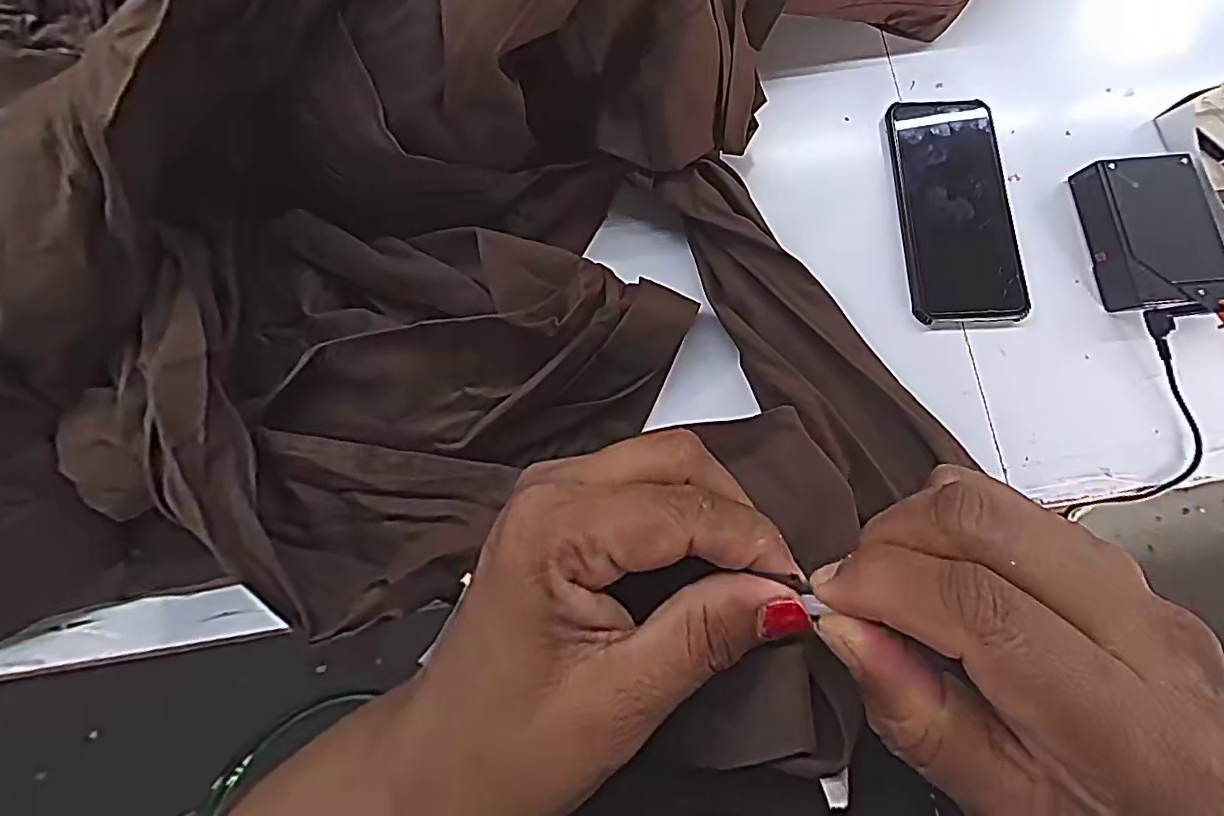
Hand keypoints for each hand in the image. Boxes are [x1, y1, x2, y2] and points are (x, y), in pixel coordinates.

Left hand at [233, 430, 811, 815]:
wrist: (430, 765)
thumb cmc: (499, 749)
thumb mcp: (615, 703)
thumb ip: (703, 635)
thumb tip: (780, 596)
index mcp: (551, 525)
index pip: (682, 507)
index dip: (751, 541)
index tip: (793, 585)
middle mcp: (550, 485)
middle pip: (678, 458)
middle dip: (738, 511)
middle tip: (772, 576)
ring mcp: (555, 485)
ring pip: (668, 458)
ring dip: (718, 505)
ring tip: (747, 567)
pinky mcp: (565, 499)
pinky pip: (648, 476)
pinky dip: (691, 507)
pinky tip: (708, 553)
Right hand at [811, 466, 1223, 815]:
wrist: (1206, 808)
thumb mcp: (1008, 804)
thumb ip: (922, 719)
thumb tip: (848, 632)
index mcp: (1132, 726)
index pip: (989, 610)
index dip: (892, 586)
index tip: (833, 594)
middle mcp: (1145, 630)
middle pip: (989, 523)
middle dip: (894, 533)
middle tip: (853, 579)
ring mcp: (1137, 579)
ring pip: (995, 496)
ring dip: (917, 519)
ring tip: (891, 572)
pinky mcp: (1115, 553)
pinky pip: (1012, 502)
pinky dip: (950, 518)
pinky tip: (937, 562)